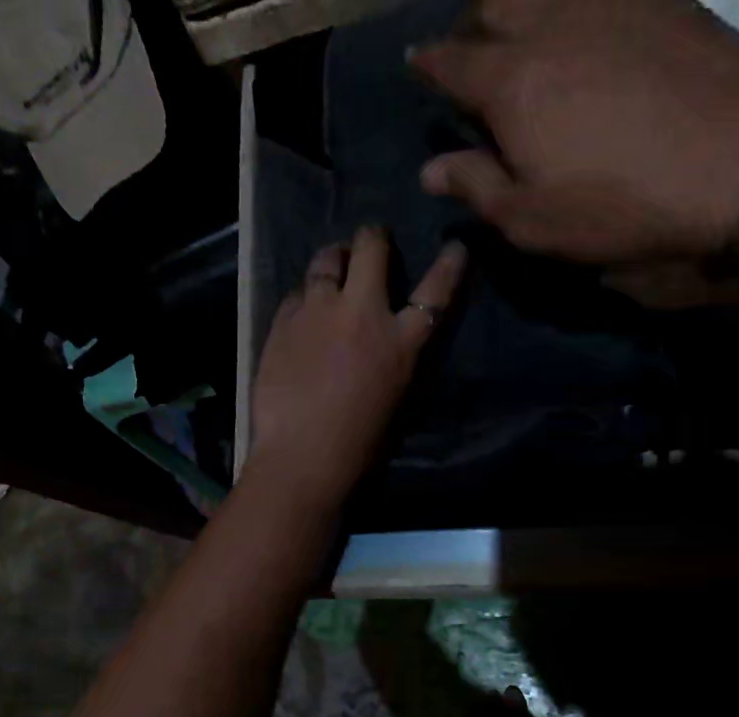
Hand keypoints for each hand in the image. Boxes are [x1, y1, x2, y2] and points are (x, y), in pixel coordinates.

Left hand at [248, 227, 467, 506]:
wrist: (304, 454)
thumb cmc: (361, 443)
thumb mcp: (397, 398)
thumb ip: (396, 358)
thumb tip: (390, 340)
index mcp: (400, 341)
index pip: (435, 292)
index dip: (449, 265)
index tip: (455, 246)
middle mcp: (361, 312)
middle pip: (371, 249)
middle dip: (373, 239)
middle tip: (371, 245)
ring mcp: (318, 311)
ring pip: (326, 260)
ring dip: (334, 259)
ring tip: (333, 266)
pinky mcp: (283, 320)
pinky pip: (297, 293)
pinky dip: (306, 296)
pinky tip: (305, 312)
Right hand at [411, 0, 738, 263]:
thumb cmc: (622, 205)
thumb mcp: (537, 221)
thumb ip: (480, 188)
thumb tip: (432, 168)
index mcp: (511, 83)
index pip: (452, 61)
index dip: (430, 64)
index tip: (419, 62)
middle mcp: (551, 23)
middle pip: (495, 4)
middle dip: (475, 24)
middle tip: (477, 49)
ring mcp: (610, 1)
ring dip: (525, 7)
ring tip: (530, 32)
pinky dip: (580, 5)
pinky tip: (591, 23)